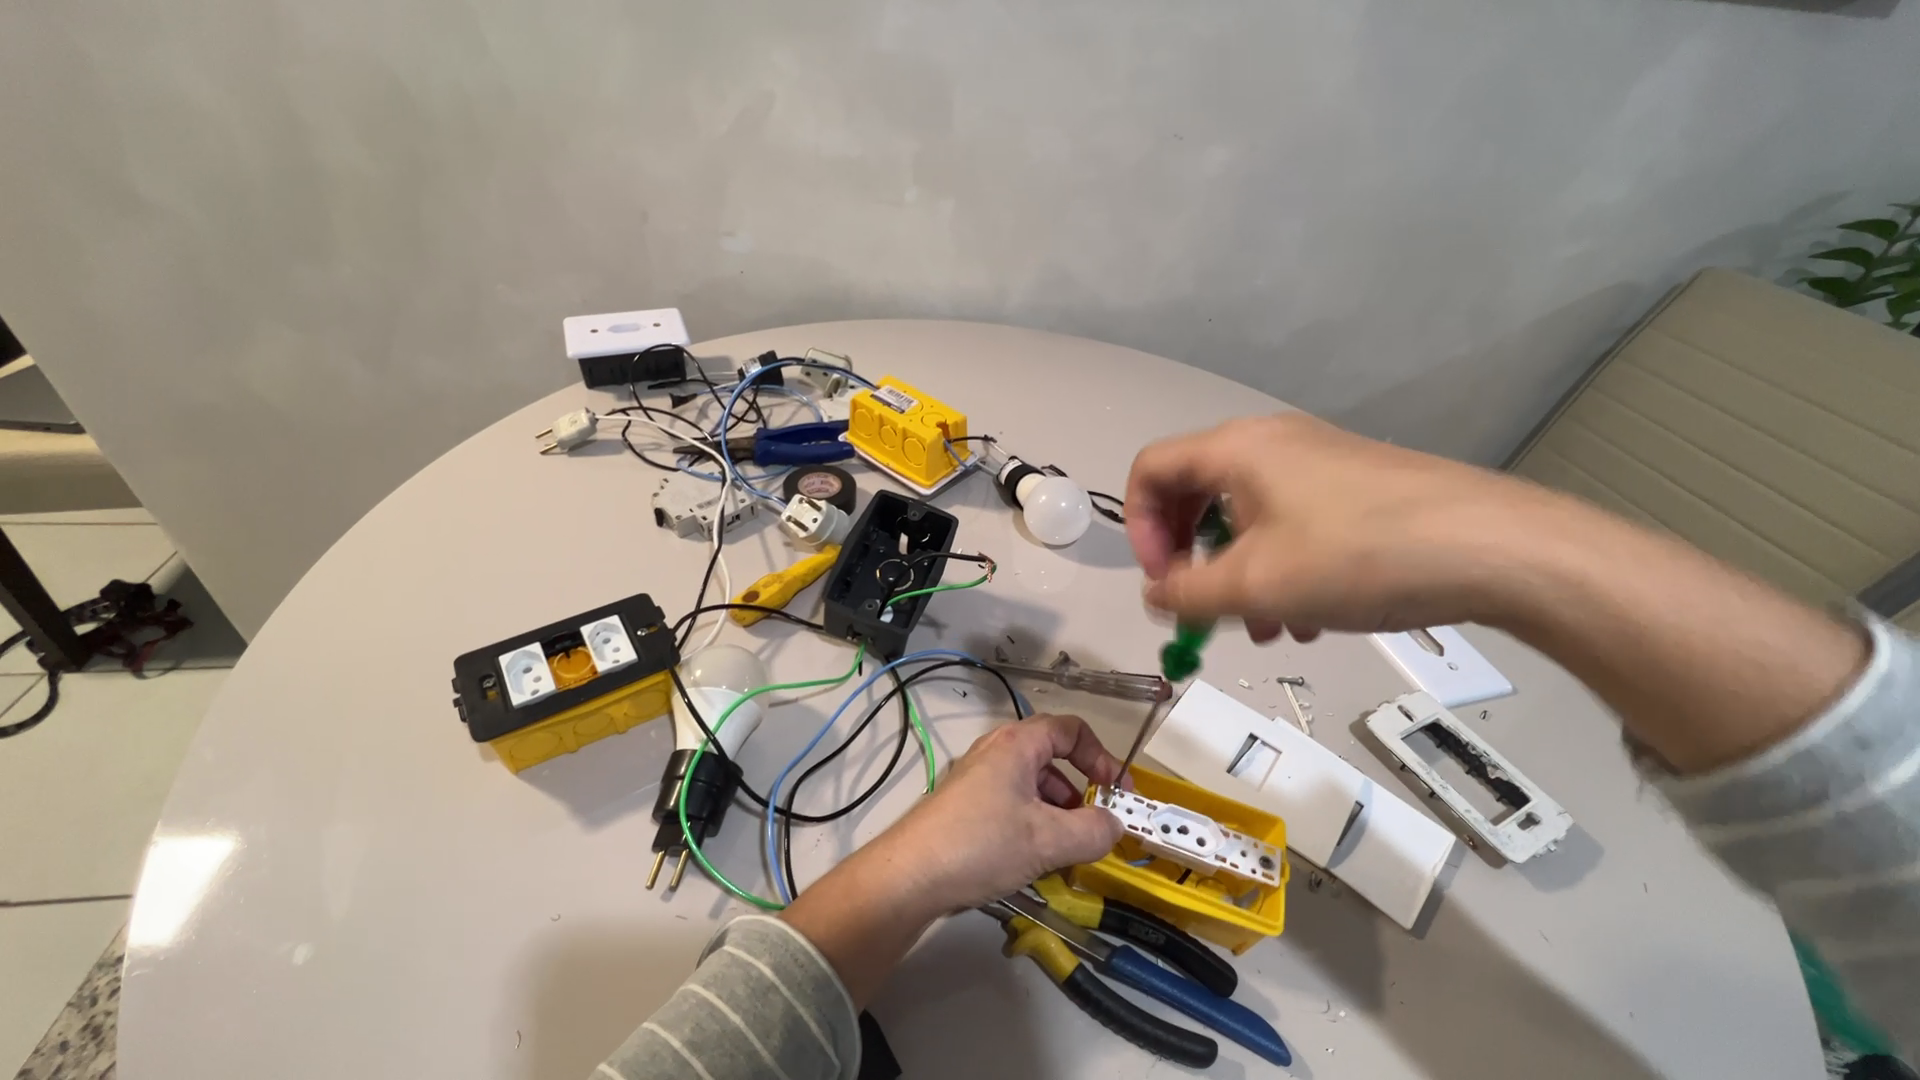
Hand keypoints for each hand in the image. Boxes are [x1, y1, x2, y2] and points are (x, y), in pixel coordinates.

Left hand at [872, 713, 1125, 912]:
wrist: (909, 876)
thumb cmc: (981, 845)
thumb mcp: (1048, 840)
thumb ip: (1093, 831)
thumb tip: (1115, 826)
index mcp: (1018, 744)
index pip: (1072, 730)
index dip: (1102, 757)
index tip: (1118, 792)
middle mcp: (997, 753)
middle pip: (1053, 758)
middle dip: (1081, 792)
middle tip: (1096, 826)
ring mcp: (978, 780)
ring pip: (1034, 787)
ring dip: (1059, 814)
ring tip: (1069, 852)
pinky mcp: (967, 808)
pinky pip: (1014, 806)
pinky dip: (1035, 826)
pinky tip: (1037, 862)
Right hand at [1125, 412, 1549, 640]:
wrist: (1496, 548)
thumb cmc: (1356, 557)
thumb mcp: (1255, 585)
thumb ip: (1185, 593)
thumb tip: (1154, 594)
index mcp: (1235, 449)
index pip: (1150, 471)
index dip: (1137, 528)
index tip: (1162, 580)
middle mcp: (1271, 444)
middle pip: (1195, 494)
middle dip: (1189, 557)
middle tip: (1202, 606)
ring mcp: (1318, 463)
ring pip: (1247, 517)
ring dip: (1238, 575)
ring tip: (1264, 630)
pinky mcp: (1356, 487)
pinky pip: (1292, 524)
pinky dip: (1282, 569)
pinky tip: (1310, 619)